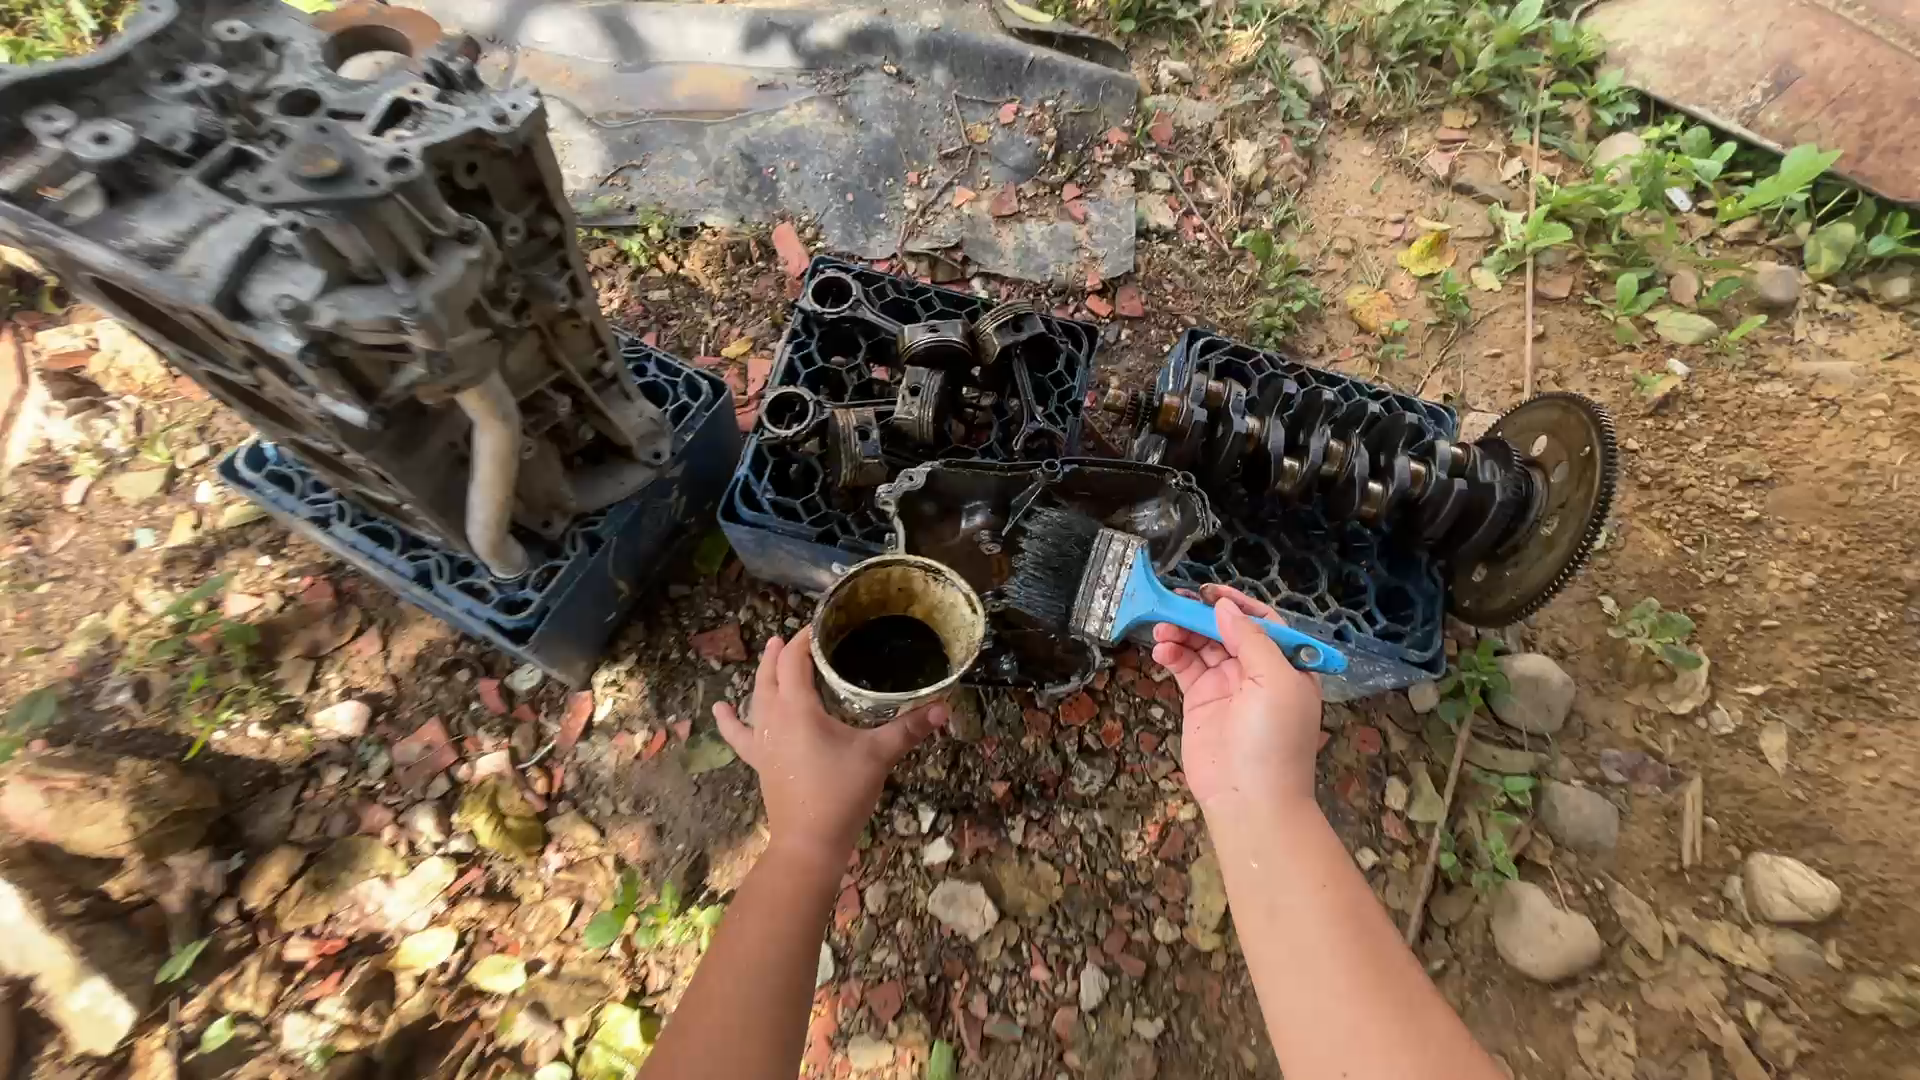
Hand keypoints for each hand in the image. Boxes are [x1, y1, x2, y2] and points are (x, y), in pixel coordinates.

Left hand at [714, 628, 946, 867]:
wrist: (809, 842)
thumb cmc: (841, 792)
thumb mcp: (879, 755)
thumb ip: (910, 728)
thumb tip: (944, 707)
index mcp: (798, 708)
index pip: (795, 661)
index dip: (805, 640)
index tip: (821, 627)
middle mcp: (774, 718)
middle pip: (771, 674)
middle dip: (782, 652)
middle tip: (794, 635)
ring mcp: (763, 741)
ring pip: (756, 697)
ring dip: (762, 673)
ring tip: (768, 652)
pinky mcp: (760, 761)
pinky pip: (740, 734)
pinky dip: (729, 720)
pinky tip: (718, 710)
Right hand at [1151, 584, 1322, 812]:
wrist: (1249, 798)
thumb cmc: (1273, 739)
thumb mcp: (1275, 682)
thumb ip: (1251, 639)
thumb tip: (1224, 606)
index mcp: (1285, 664)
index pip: (1261, 622)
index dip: (1236, 604)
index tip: (1208, 592)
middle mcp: (1256, 671)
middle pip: (1225, 630)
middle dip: (1200, 615)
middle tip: (1173, 603)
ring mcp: (1226, 686)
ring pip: (1201, 645)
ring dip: (1181, 632)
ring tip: (1161, 629)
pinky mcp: (1200, 700)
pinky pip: (1184, 666)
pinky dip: (1172, 654)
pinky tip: (1161, 650)